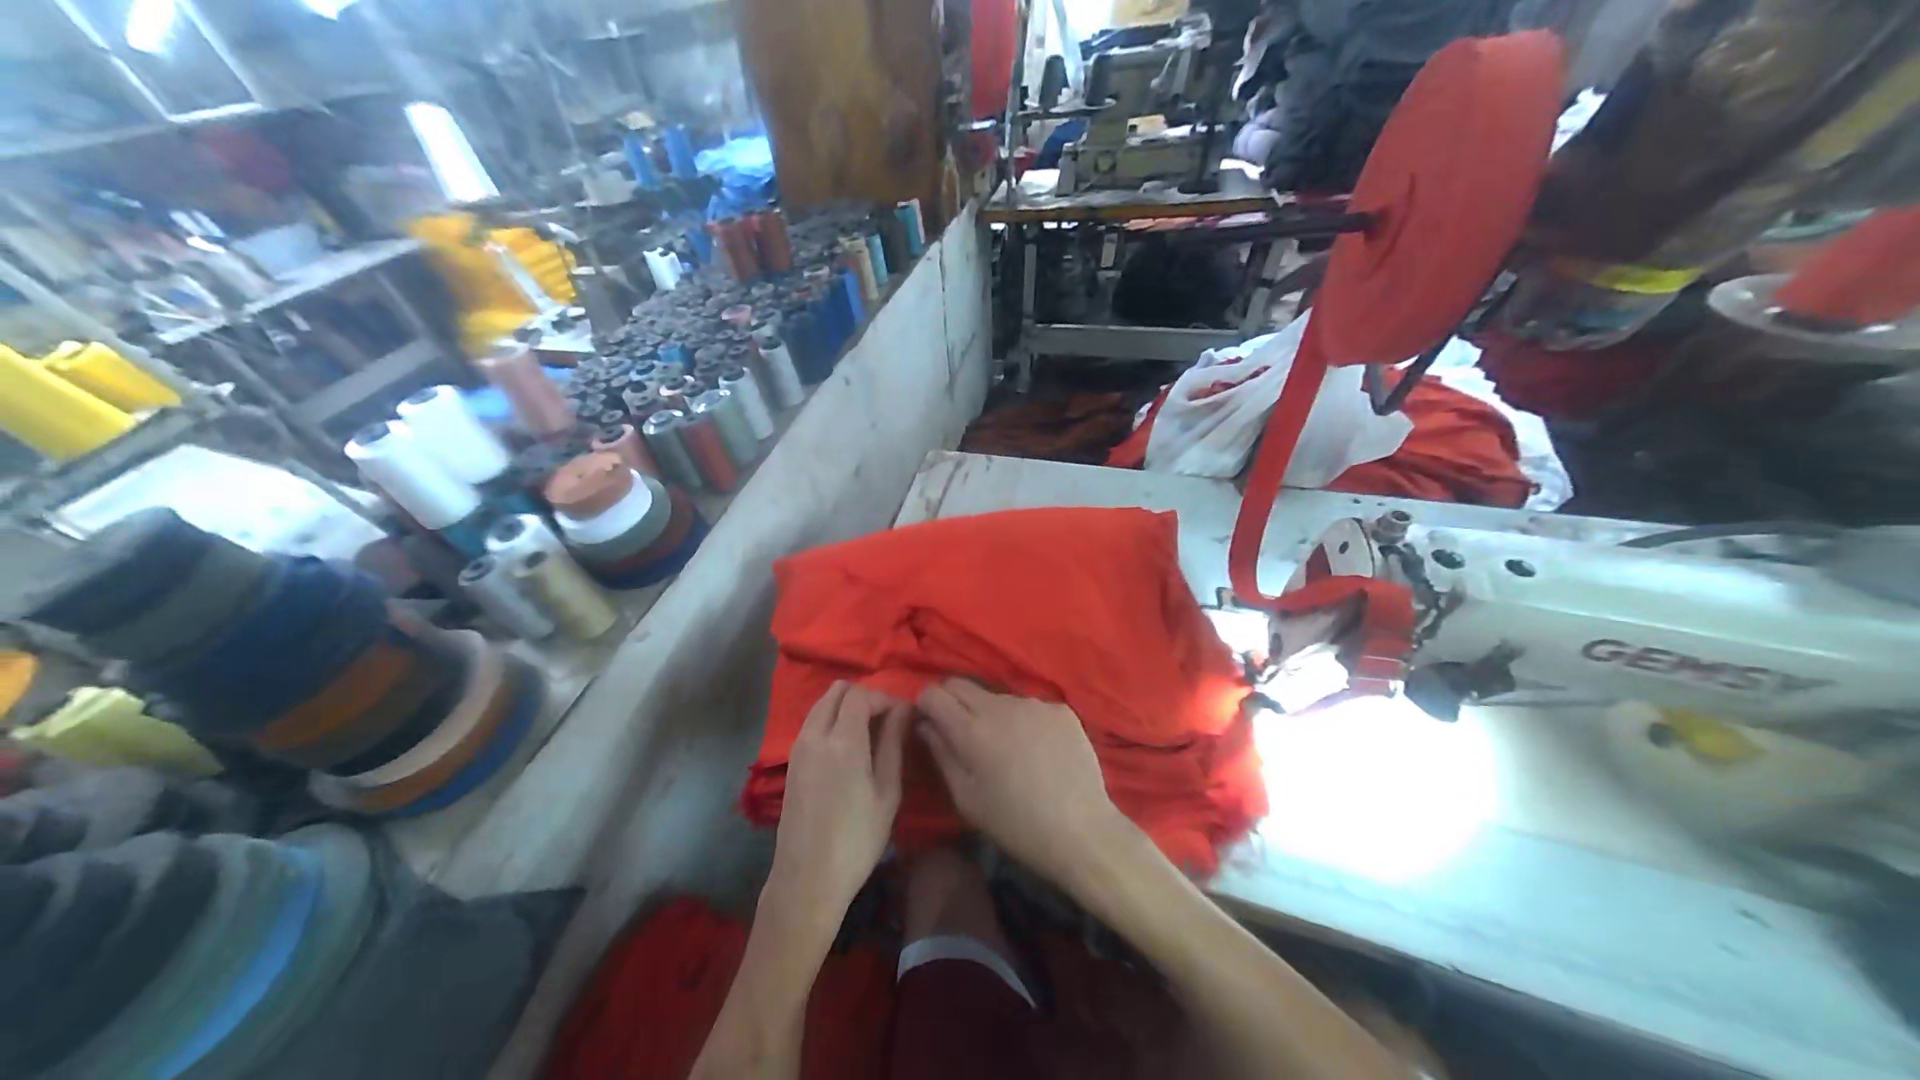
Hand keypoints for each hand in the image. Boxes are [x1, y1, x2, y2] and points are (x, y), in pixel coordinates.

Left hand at [768, 681, 909, 916]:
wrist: (808, 877)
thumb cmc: (858, 839)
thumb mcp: (887, 792)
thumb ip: (893, 744)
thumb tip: (902, 709)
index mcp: (842, 740)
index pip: (861, 695)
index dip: (885, 698)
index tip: (903, 716)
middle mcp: (815, 735)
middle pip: (837, 691)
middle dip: (864, 696)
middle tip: (886, 720)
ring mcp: (799, 747)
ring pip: (822, 704)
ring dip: (846, 707)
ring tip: (870, 733)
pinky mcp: (792, 762)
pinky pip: (813, 723)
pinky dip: (832, 721)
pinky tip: (850, 748)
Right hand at [915, 678, 1132, 892]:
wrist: (1080, 829)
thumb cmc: (1015, 823)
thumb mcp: (966, 798)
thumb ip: (941, 754)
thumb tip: (926, 725)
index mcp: (971, 729)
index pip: (934, 693)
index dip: (925, 705)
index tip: (930, 724)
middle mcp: (1000, 705)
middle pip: (961, 684)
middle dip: (951, 701)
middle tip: (959, 732)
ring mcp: (1034, 704)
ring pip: (997, 696)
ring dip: (990, 713)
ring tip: (1005, 748)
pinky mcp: (1060, 709)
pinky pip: (1029, 707)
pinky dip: (1023, 722)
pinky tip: (1036, 751)